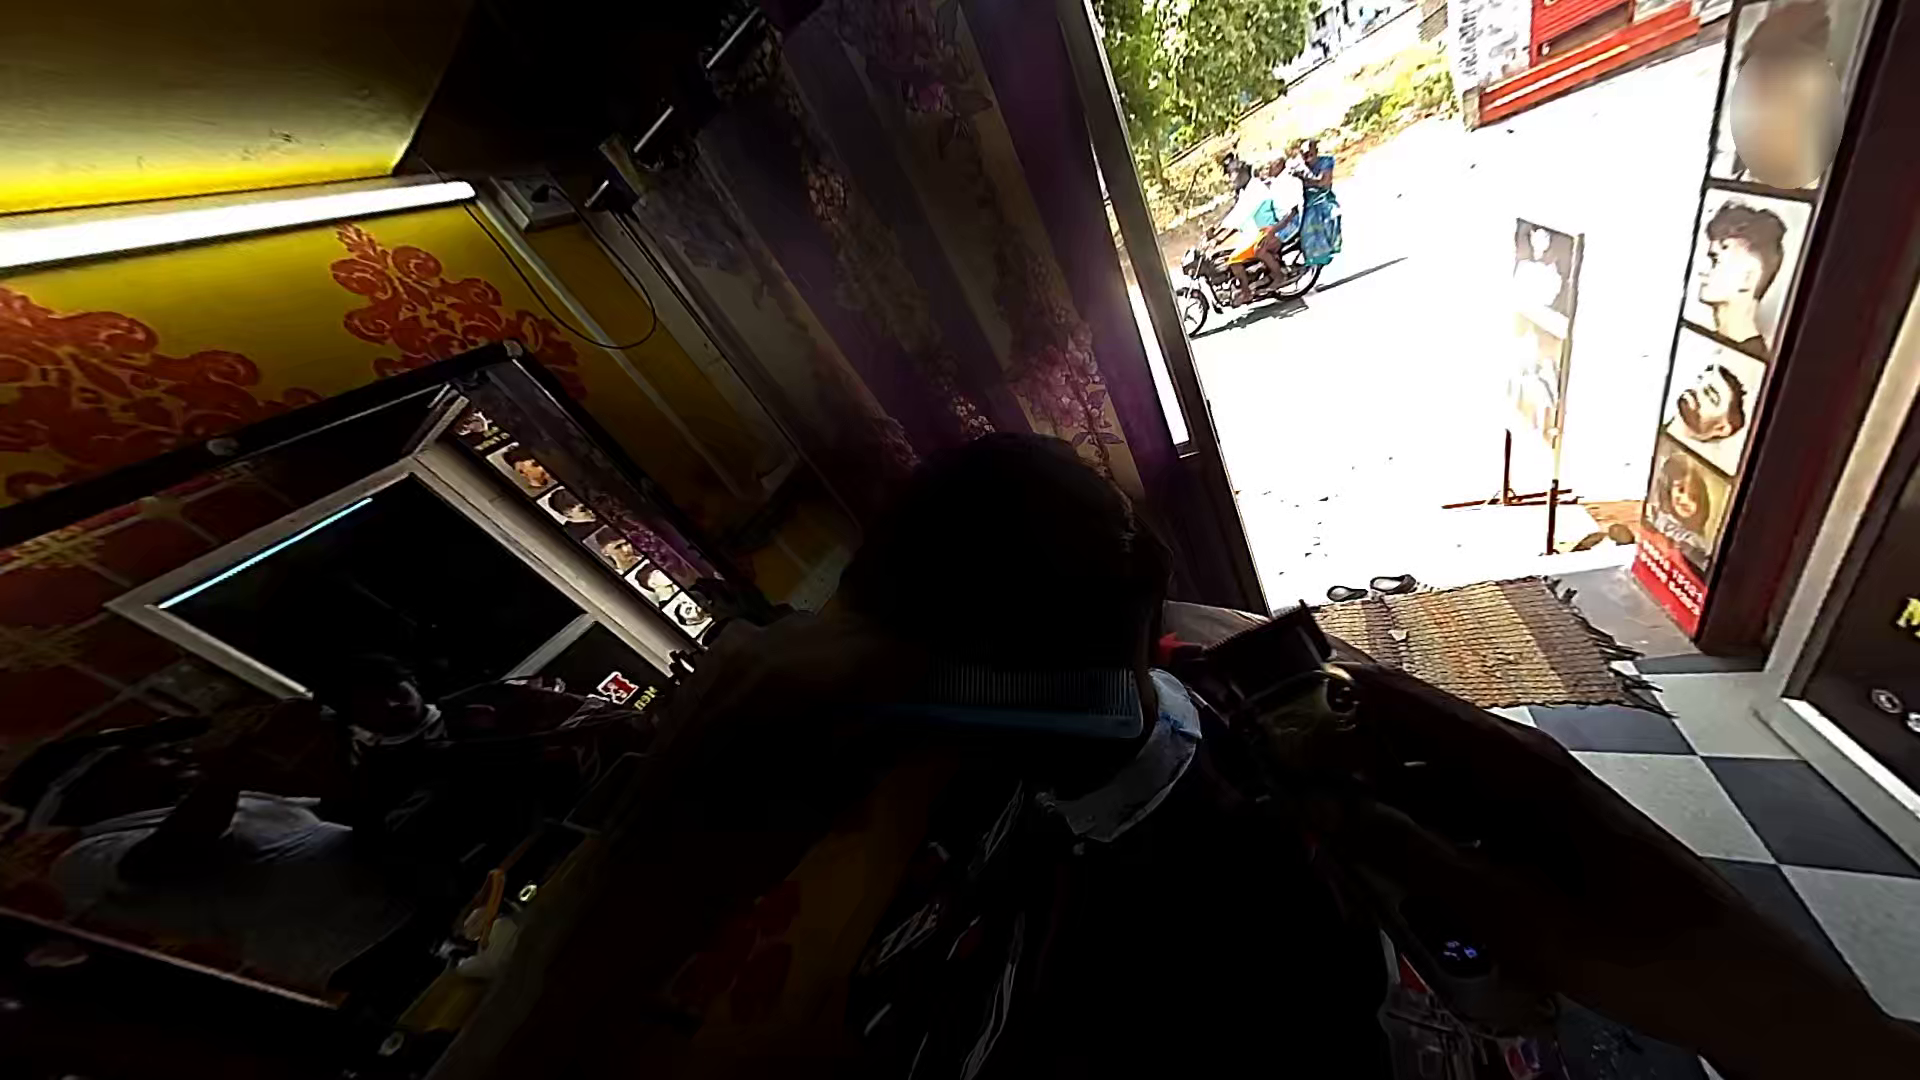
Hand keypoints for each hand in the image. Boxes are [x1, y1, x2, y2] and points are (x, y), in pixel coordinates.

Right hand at [1309, 665, 1919, 1078]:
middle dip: (1329, 736)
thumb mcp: (1511, 910)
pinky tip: (1369, 840)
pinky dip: (1394, 809)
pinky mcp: (1514, 814)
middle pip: (1395, 724)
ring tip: (1307, 800)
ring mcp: (1511, 784)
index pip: (1397, 695)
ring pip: (1411, 764)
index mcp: (1509, 758)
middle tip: (1271, 757)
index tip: (1265, 689)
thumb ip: (1406, 852)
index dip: (1326, 683)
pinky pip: (1435, 797)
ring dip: (1360, 779)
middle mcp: (1505, 755)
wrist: (1753, 998)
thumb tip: (1315, 804)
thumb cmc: (1637, 947)